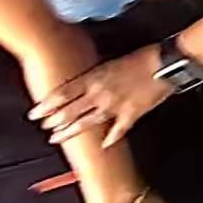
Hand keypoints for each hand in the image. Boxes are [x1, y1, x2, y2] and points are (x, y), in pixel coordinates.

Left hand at [30, 46, 173, 146]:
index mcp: (95, 79)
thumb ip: (98, 75)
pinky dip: (111, 138)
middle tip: (46, 127)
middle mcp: (100, 94)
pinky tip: (105, 144)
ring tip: (58, 138)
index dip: (45, 106)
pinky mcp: (132, 113)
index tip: (35, 114)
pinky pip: (119, 129)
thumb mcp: (114, 62)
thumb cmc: (144, 57)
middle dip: (55, 121)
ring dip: (71, 131)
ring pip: (88, 123)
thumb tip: (87, 82)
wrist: (168, 62)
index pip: (61, 95)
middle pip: (70, 111)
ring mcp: (115, 106)